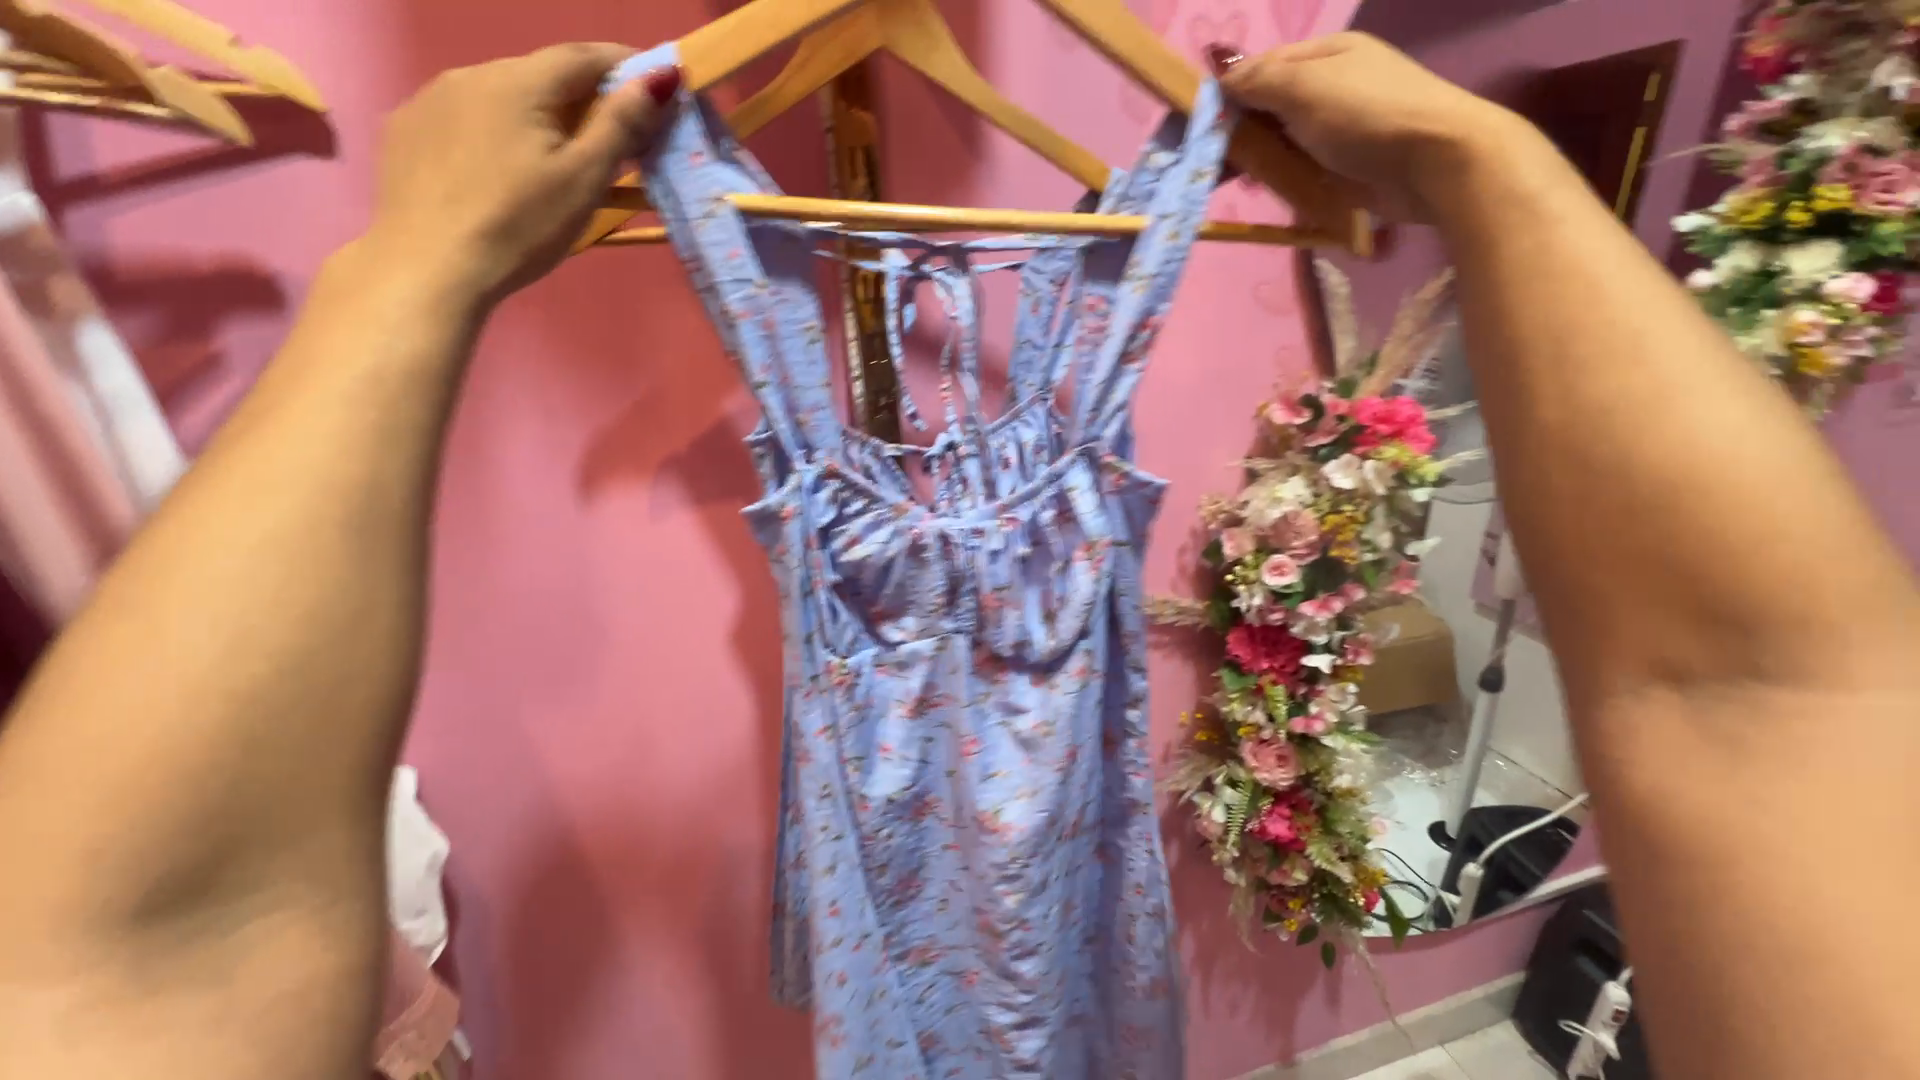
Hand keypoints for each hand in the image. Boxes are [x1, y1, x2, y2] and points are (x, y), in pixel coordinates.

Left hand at [361, 44, 678, 308]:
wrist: (429, 268)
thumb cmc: (520, 226)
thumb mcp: (583, 179)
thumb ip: (620, 124)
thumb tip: (658, 78)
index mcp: (517, 82)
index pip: (582, 56)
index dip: (624, 65)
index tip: (658, 82)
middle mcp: (468, 74)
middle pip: (540, 75)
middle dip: (582, 94)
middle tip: (616, 128)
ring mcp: (429, 100)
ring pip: (501, 95)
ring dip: (537, 112)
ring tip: (558, 151)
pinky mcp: (407, 132)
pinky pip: (465, 117)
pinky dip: (496, 129)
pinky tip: (503, 165)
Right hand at [1214, 34, 1533, 222]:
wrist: (1436, 163)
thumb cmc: (1368, 115)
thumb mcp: (1306, 87)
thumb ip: (1259, 81)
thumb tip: (1218, 73)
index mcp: (1326, 55)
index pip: (1262, 68)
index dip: (1228, 94)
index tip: (1198, 126)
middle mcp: (1332, 87)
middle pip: (1269, 107)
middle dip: (1238, 132)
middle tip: (1210, 162)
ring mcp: (1340, 129)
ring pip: (1282, 142)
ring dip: (1257, 160)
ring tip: (1232, 182)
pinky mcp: (1346, 167)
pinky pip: (1300, 170)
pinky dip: (1280, 180)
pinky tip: (1266, 193)